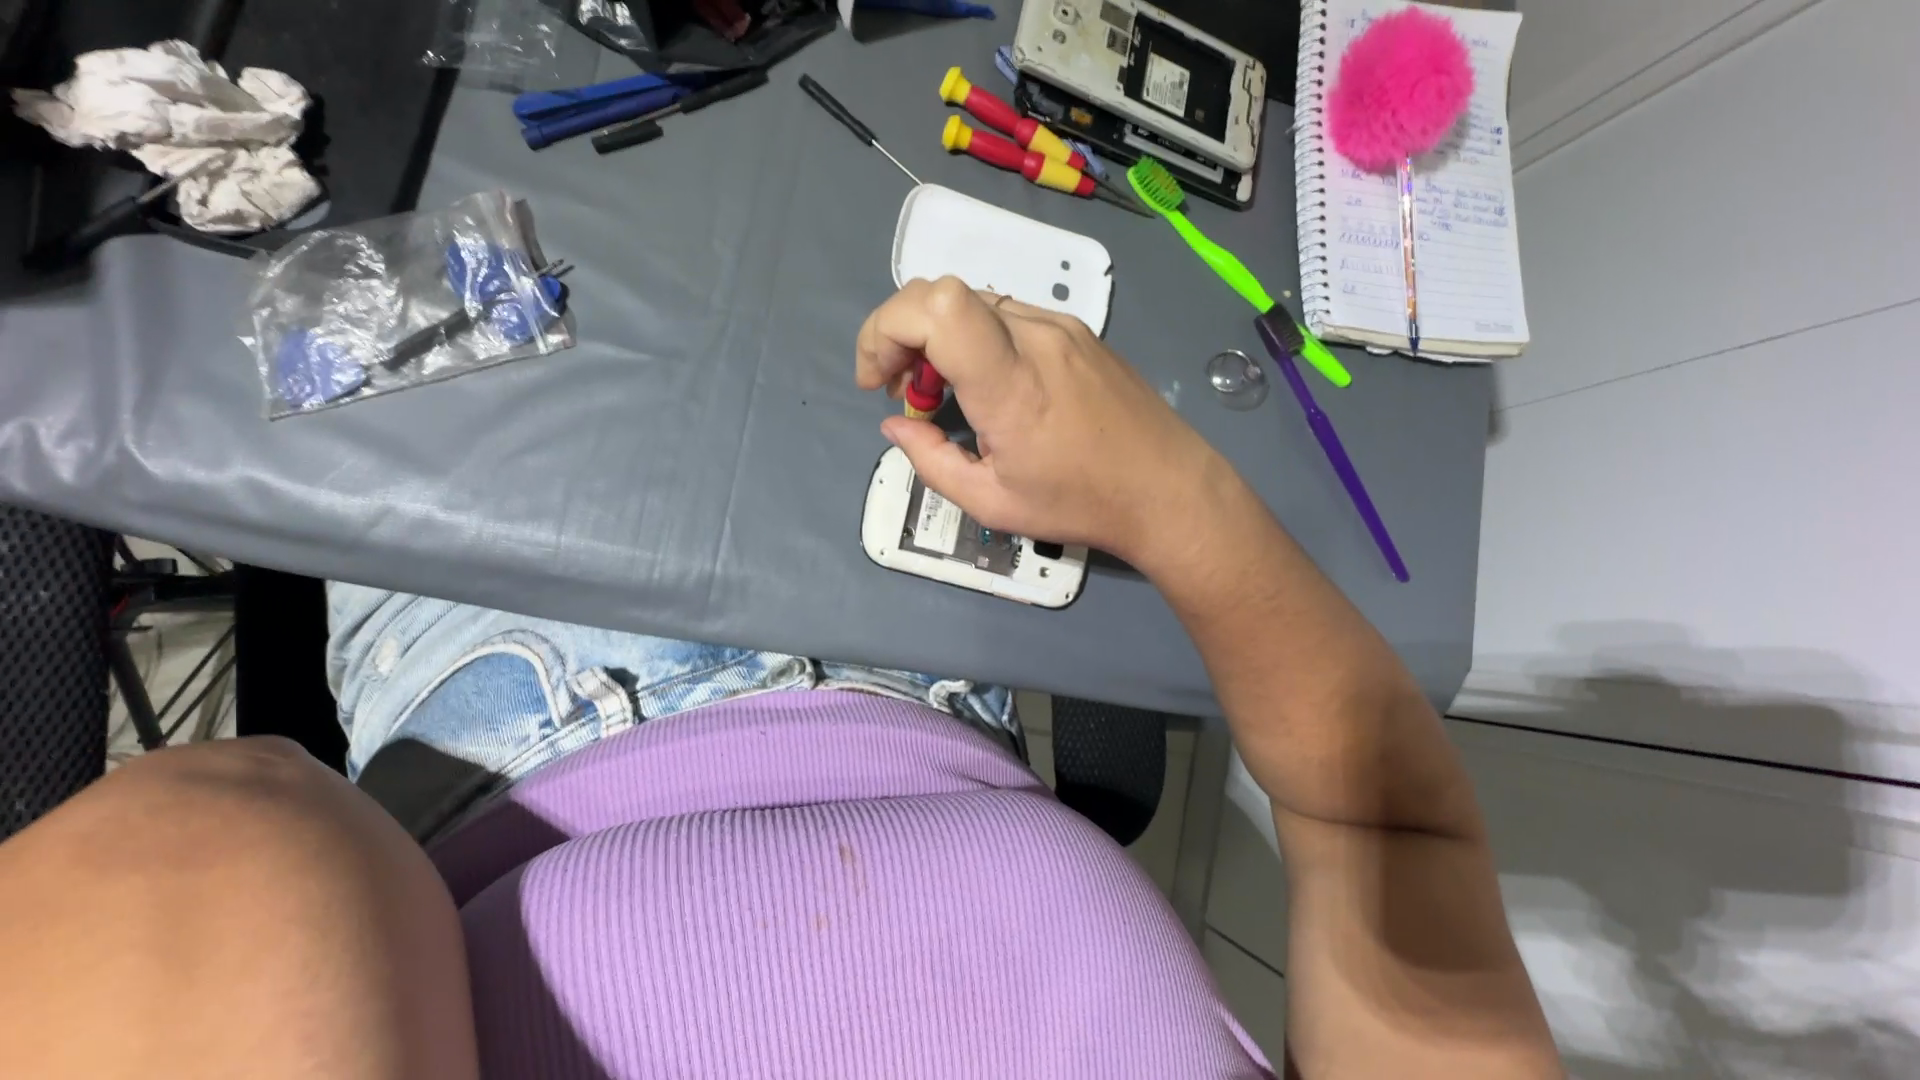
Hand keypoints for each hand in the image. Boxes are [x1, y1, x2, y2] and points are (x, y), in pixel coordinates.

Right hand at [855, 277, 1238, 566]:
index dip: (887, 329)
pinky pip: (1007, 314)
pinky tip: (985, 383)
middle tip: (904, 390)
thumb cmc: (1080, 504)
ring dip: (937, 336)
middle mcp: (1035, 337)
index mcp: (1011, 384)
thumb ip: (931, 462)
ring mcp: (1061, 326)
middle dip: (901, 333)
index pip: (936, 306)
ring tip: (944, 392)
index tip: (881, 381)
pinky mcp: (1077, 330)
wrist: (1169, 489)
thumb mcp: (993, 502)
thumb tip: (896, 425)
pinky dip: (974, 337)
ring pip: (973, 300)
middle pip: (943, 292)